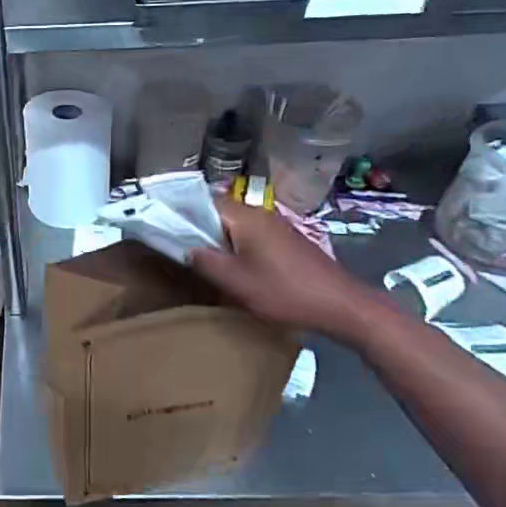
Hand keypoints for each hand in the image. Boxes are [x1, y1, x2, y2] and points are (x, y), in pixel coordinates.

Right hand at [189, 199, 370, 335]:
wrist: (339, 304)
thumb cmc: (284, 292)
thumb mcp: (236, 283)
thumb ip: (206, 262)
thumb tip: (187, 249)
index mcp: (245, 217)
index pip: (203, 201)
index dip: (182, 214)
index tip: (165, 230)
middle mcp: (260, 213)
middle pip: (219, 212)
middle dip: (199, 228)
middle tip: (180, 249)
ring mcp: (276, 226)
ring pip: (236, 225)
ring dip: (218, 239)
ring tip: (202, 260)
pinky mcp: (286, 241)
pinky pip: (251, 235)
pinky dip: (236, 246)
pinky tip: (233, 267)